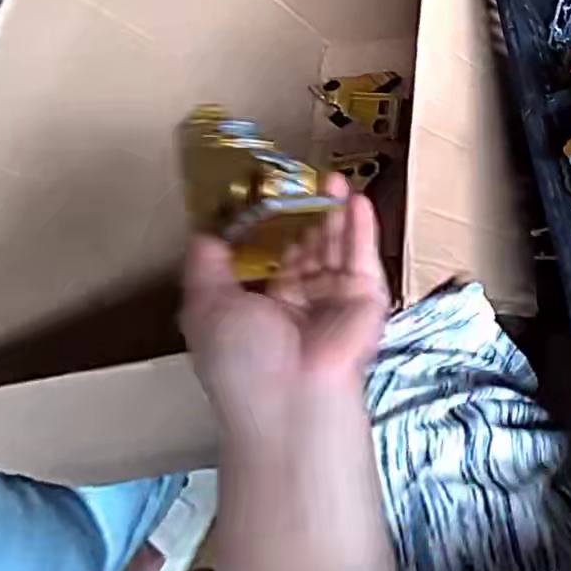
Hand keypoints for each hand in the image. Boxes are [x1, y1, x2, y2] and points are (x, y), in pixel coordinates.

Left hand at [180, 174, 390, 434]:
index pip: (279, 257)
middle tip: (310, 182)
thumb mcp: (206, 310)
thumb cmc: (243, 357)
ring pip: (339, 245)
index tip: (276, 197)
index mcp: (269, 304)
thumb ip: (207, 270)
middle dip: (312, 214)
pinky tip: (358, 201)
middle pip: (313, 246)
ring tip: (335, 180)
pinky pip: (363, 254)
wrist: (292, 391)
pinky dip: (362, 227)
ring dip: (338, 212)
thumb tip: (203, 236)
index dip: (278, 227)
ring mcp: (339, 293)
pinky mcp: (368, 292)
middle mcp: (307, 296)